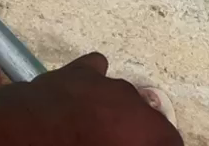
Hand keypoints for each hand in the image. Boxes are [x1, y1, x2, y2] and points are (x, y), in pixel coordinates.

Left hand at [24, 53, 182, 145]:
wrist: (37, 134)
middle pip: (147, 119)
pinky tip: (89, 94)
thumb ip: (136, 143)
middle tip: (126, 143)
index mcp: (147, 127)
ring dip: (119, 112)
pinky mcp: (79, 70)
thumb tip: (129, 140)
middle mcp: (132, 99)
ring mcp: (104, 81)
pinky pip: (95, 70)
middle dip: (140, 135)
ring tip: (105, 130)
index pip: (171, 140)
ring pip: (123, 97)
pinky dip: (96, 81)